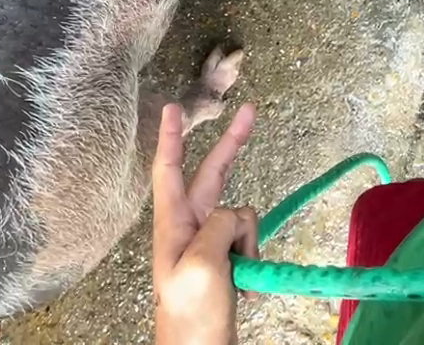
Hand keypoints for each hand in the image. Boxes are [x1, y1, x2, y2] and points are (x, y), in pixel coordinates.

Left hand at [152, 102, 257, 344]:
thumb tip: (234, 213)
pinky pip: (249, 236)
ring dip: (249, 235)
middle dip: (232, 144)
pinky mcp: (225, 260)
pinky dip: (255, 252)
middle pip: (213, 174)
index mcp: (172, 226)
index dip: (171, 137)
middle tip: (251, 111)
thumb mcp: (201, 264)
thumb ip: (219, 223)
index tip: (172, 106)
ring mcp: (207, 245)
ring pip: (240, 212)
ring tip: (241, 272)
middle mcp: (188, 229)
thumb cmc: (191, 317)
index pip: (169, 170)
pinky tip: (248, 281)